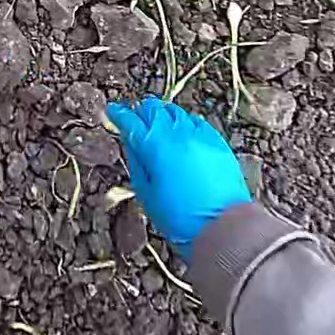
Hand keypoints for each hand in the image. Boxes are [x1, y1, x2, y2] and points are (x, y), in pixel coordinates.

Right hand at [106, 97, 251, 256]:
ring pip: (174, 111)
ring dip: (163, 115)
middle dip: (141, 112)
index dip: (119, 114)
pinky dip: (184, 123)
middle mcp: (176, 133)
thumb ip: (136, 162)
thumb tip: (131, 142)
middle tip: (136, 119)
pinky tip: (182, 133)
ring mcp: (198, 133)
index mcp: (154, 146)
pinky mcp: (215, 138)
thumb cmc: (181, 218)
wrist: (222, 226)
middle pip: (153, 108)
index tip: (113, 111)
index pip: (131, 120)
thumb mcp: (146, 194)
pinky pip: (194, 121)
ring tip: (158, 126)